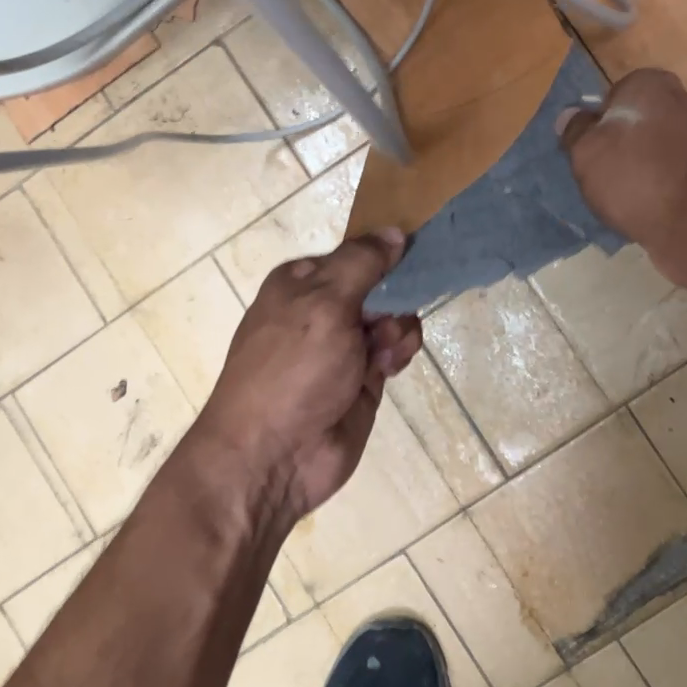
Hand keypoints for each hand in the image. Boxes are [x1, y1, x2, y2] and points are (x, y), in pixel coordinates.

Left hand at [189, 229, 422, 528]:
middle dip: (394, 296)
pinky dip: (398, 353)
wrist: (273, 455)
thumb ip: (362, 263)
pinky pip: (396, 350)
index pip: (353, 253)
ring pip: (394, 318)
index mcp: (300, 282)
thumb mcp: (323, 302)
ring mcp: (343, 347)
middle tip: (385, 316)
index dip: (383, 253)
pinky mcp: (364, 379)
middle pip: (379, 285)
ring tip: (380, 353)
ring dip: (396, 330)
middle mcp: (322, 310)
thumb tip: (393, 231)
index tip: (413, 251)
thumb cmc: (290, 368)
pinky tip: (386, 369)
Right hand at [559, 69, 686, 287]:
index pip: (614, 95)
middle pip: (641, 121)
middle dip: (625, 145)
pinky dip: (667, 187)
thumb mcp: (586, 153)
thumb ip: (575, 131)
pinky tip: (655, 209)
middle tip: (607, 178)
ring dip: (646, 169)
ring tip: (630, 200)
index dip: (599, 125)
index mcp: (651, 83)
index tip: (591, 153)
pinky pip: (680, 173)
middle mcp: (685, 99)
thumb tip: (570, 115)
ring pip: (662, 148)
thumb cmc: (635, 177)